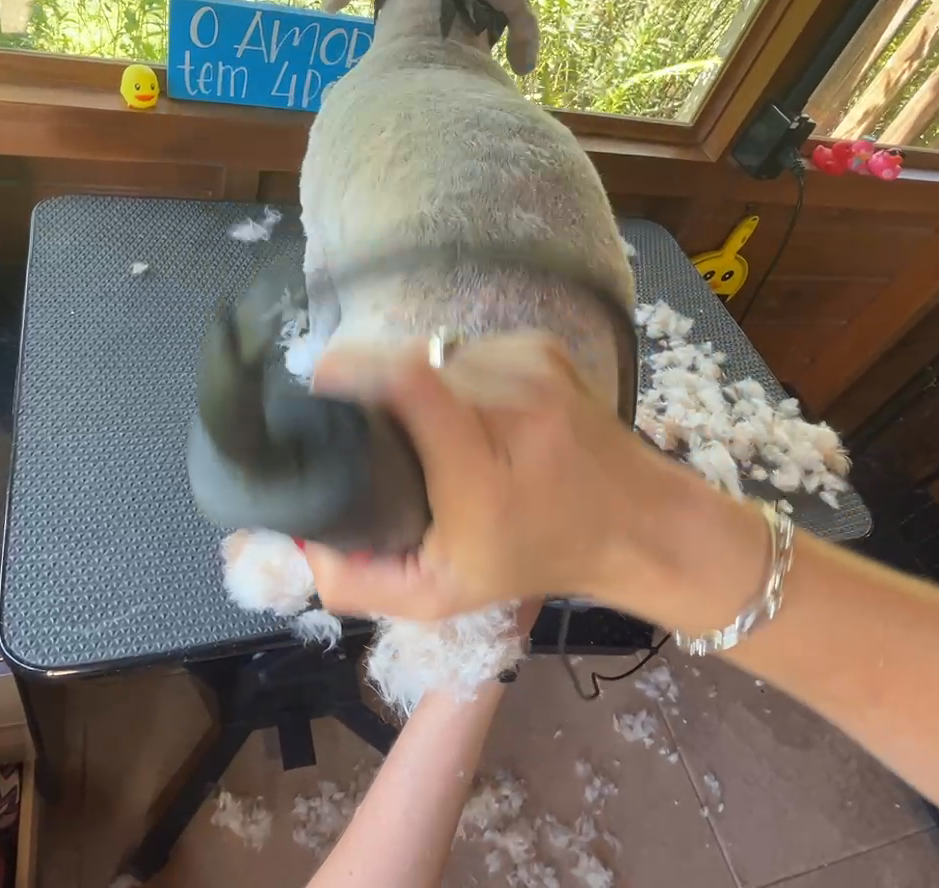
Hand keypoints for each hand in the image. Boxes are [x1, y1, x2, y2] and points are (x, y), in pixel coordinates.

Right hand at [299, 332, 724, 620]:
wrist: (639, 520)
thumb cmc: (538, 557)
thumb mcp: (441, 594)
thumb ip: (360, 580)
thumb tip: (299, 538)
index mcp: (481, 466)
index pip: (408, 380)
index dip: (350, 367)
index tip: (316, 384)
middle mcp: (509, 401)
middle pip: (409, 361)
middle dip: (375, 386)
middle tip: (372, 428)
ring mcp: (531, 364)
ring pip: (436, 351)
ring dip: (418, 380)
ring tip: (429, 425)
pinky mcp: (544, 344)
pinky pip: (469, 347)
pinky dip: (455, 373)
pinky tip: (473, 409)